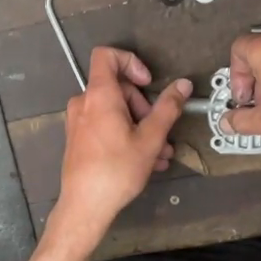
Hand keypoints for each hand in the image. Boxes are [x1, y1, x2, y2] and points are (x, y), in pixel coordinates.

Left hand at [51, 47, 190, 241]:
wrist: (85, 205)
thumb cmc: (117, 169)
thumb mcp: (150, 138)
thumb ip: (167, 108)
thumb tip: (182, 84)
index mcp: (98, 95)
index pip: (106, 55)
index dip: (131, 61)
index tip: (148, 83)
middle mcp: (83, 103)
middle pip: (117, 88)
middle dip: (143, 106)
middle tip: (159, 131)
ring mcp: (78, 121)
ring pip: (114, 111)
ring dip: (140, 126)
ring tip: (160, 153)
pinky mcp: (78, 138)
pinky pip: (104, 126)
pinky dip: (125, 135)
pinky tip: (146, 160)